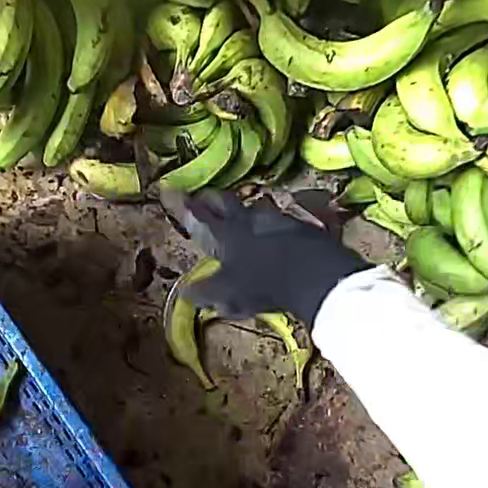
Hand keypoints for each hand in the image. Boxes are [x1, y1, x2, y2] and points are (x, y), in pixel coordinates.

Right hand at [179, 192, 367, 324]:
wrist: (313, 274)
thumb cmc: (262, 284)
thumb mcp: (228, 293)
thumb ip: (206, 292)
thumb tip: (186, 292)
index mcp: (227, 233)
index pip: (201, 216)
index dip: (187, 207)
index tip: (175, 193)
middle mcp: (250, 219)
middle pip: (228, 202)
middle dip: (215, 199)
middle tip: (207, 197)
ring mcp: (279, 219)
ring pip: (257, 210)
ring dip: (247, 211)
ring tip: (243, 215)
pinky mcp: (303, 228)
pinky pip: (282, 223)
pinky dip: (274, 227)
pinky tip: (277, 235)